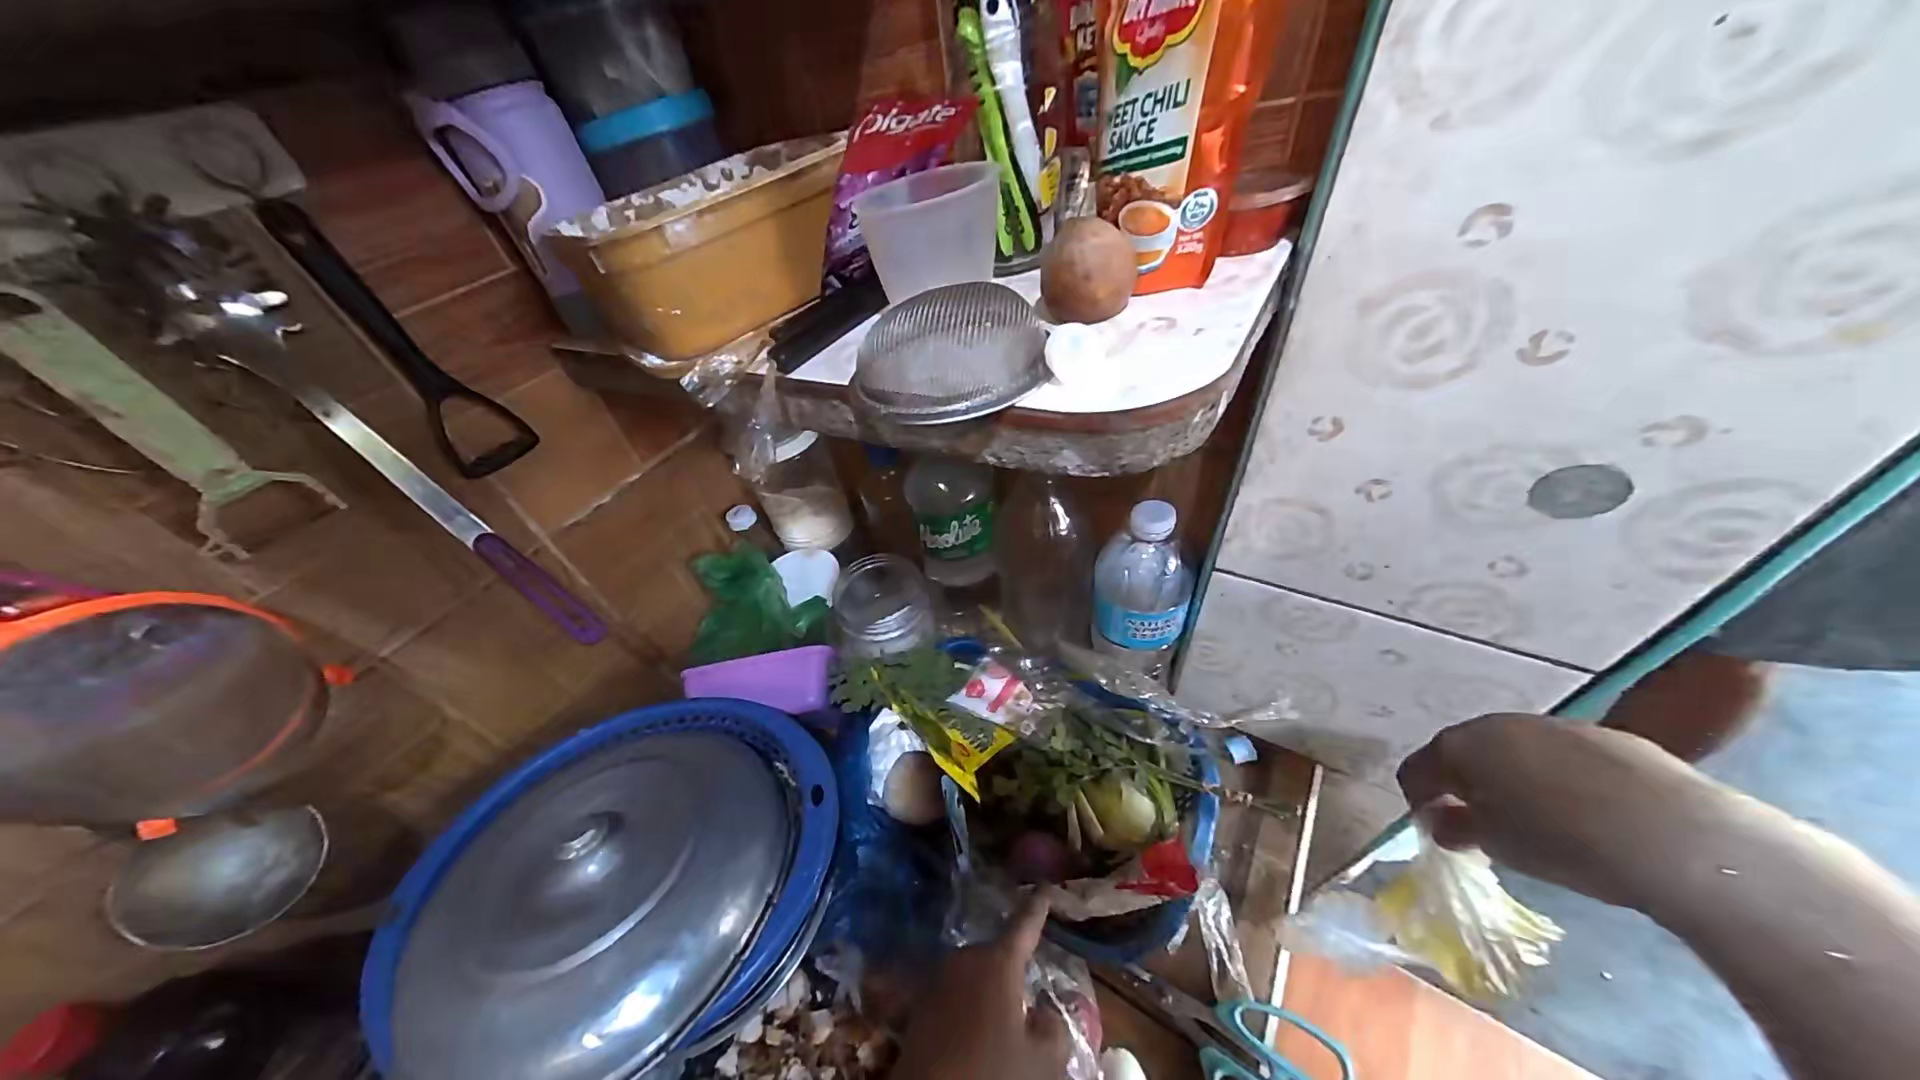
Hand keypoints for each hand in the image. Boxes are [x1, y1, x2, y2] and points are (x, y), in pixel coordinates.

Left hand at [891, 893, 1071, 1079]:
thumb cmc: (991, 1072)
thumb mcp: (1042, 1061)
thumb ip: (1053, 1028)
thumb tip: (1044, 1011)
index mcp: (999, 963)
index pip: (1024, 926)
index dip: (1037, 906)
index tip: (1044, 885)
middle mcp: (966, 959)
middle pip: (998, 956)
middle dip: (1011, 972)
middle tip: (1025, 1000)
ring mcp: (939, 978)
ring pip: (975, 976)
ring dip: (988, 992)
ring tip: (1000, 1025)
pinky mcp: (920, 1002)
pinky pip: (954, 995)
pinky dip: (967, 1008)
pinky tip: (973, 1034)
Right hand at [1397, 714, 1735, 910]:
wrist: (1678, 836)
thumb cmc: (1563, 840)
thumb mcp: (1497, 844)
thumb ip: (1460, 827)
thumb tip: (1447, 823)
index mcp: (1461, 745)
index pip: (1418, 769)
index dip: (1420, 800)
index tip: (1435, 830)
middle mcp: (1500, 724)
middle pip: (1469, 754)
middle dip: (1468, 786)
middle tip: (1483, 826)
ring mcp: (1556, 726)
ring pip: (1518, 753)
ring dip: (1515, 780)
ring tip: (1541, 823)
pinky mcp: (1609, 738)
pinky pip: (1566, 759)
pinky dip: (1562, 781)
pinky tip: (1589, 815)